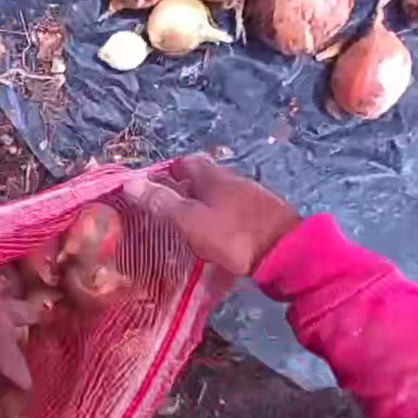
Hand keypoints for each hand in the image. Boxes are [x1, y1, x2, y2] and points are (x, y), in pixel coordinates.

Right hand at [124, 153, 300, 276]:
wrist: (287, 254)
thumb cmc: (233, 236)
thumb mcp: (190, 221)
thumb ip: (162, 203)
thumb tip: (130, 183)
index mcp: (213, 176)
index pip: (185, 162)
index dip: (167, 172)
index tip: (152, 187)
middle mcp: (233, 179)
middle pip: (203, 176)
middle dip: (185, 188)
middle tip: (167, 208)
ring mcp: (252, 196)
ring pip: (220, 193)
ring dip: (203, 203)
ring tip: (188, 224)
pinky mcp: (264, 215)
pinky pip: (234, 209)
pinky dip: (221, 217)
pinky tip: (217, 234)